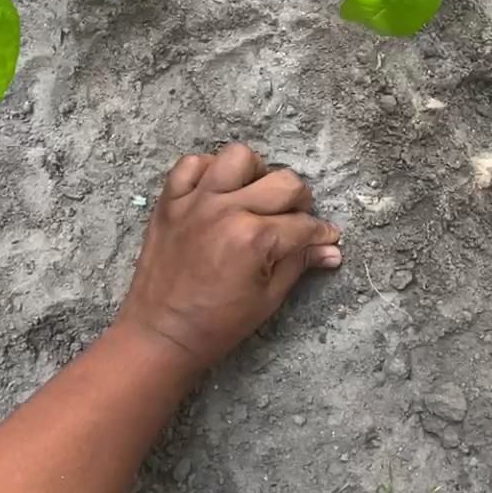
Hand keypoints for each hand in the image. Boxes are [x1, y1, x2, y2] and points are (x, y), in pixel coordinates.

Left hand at [118, 143, 341, 372]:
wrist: (160, 335)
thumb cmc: (217, 324)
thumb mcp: (268, 298)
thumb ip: (300, 264)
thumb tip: (332, 251)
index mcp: (254, 239)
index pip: (304, 225)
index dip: (321, 234)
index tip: (327, 238)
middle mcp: (227, 211)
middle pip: (284, 183)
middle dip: (300, 202)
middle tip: (295, 220)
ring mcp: (196, 202)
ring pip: (239, 157)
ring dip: (256, 174)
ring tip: (255, 196)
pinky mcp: (170, 202)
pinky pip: (191, 164)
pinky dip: (208, 171)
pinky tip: (218, 192)